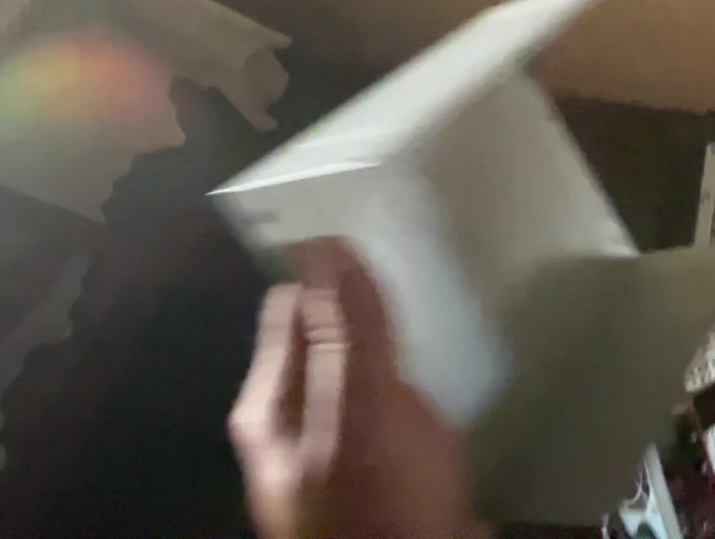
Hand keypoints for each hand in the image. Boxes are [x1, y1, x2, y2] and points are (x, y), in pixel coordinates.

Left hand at [229, 240, 485, 538]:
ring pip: (363, 349)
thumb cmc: (379, 499)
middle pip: (327, 324)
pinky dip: (410, 347)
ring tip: (431, 268)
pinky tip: (441, 332)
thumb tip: (321, 244)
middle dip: (359, 284)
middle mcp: (299, 412)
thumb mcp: (357, 411)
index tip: (368, 214)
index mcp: (272, 402)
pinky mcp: (389, 443)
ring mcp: (345, 429)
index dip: (325, 261)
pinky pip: (394, 375)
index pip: (291, 302)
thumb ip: (343, 331)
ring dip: (388, 315)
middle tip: (408, 234)